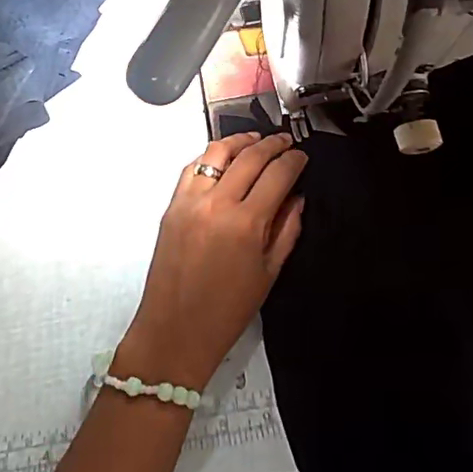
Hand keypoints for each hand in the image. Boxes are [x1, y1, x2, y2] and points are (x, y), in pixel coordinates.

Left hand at [117, 133, 307, 389]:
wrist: (175, 331)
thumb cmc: (225, 311)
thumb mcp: (269, 272)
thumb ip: (287, 229)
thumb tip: (296, 198)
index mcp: (246, 223)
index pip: (277, 174)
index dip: (294, 160)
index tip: (301, 157)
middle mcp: (216, 205)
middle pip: (250, 156)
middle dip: (273, 144)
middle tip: (285, 142)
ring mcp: (189, 202)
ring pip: (216, 152)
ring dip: (240, 141)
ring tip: (255, 140)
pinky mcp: (171, 207)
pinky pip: (192, 168)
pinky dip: (210, 157)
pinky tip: (222, 158)